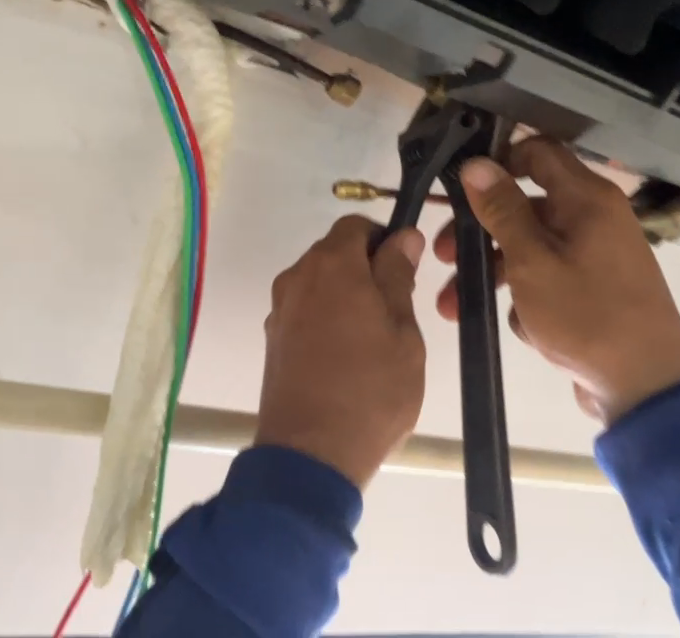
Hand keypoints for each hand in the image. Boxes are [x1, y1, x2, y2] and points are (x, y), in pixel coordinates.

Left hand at [256, 215, 426, 487]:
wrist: (310, 453)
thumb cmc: (371, 389)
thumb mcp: (402, 331)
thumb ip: (398, 276)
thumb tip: (402, 236)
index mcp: (331, 265)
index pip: (355, 226)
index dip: (384, 238)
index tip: (406, 269)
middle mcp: (297, 276)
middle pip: (334, 252)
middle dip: (366, 268)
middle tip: (397, 310)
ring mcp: (280, 308)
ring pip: (319, 282)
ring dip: (346, 295)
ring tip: (374, 339)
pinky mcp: (274, 337)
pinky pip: (306, 310)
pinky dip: (327, 318)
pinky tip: (347, 356)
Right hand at [435, 138, 679, 424]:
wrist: (647, 389)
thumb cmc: (587, 315)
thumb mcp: (531, 261)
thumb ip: (501, 210)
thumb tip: (475, 163)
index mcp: (586, 200)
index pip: (536, 152)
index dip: (496, 161)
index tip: (458, 186)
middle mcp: (593, 219)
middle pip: (524, 205)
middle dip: (478, 230)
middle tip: (441, 254)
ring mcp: (594, 256)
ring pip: (528, 246)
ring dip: (490, 270)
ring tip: (452, 304)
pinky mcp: (592, 289)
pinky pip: (547, 276)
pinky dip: (526, 295)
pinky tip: (519, 325)